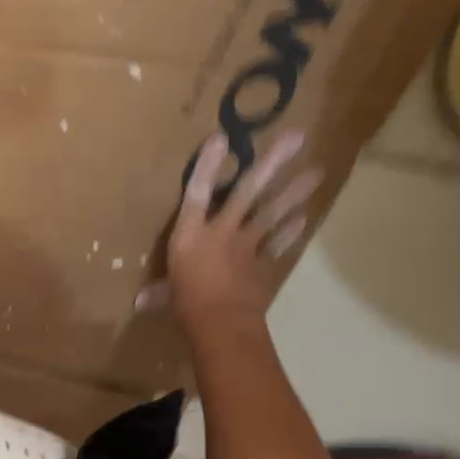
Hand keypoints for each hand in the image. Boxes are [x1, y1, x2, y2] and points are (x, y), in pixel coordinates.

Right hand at [140, 130, 320, 335]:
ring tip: (316, 171)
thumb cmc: (184, 304)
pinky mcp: (265, 261)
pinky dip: (292, 230)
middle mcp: (221, 232)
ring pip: (273, 212)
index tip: (220, 139)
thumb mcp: (165, 295)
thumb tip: (143, 300)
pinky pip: (279, 242)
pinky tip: (305, 216)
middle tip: (296, 137)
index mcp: (189, 236)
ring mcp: (247, 245)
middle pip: (247, 192)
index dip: (207, 167)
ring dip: (294, 192)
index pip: (195, 194)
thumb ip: (159, 291)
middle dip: (271, 164)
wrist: (222, 321)